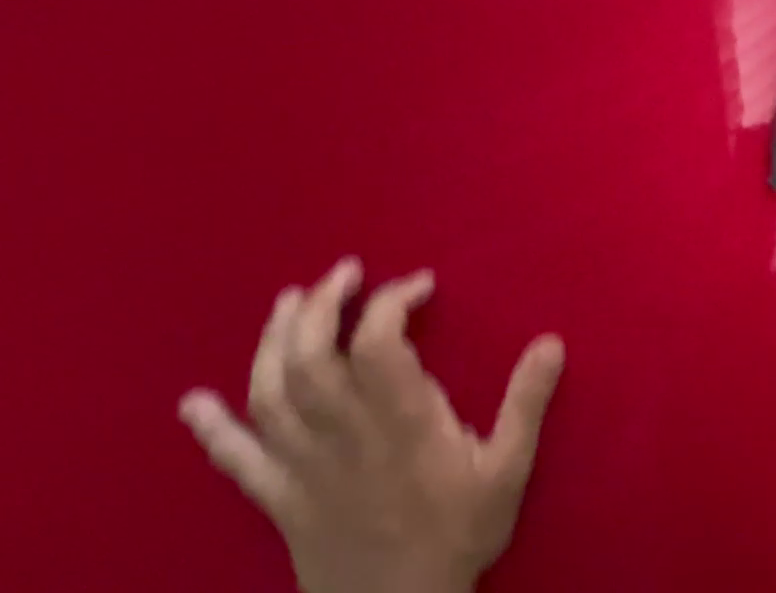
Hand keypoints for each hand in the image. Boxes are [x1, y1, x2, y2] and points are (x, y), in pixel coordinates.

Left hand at [178, 258, 564, 592]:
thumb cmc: (459, 534)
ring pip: (271, 394)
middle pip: (311, 359)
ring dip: (273, 342)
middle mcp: (344, 436)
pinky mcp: (280, 497)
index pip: (376, 344)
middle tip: (344, 272)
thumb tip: (551, 341)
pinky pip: (235, 460)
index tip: (421, 283)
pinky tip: (194, 404)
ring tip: (290, 302)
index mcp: (401, 423)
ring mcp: (303, 467)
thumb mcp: (509, 469)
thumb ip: (527, 403)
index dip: (390, 302)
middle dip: (322, 307)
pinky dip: (212, 429)